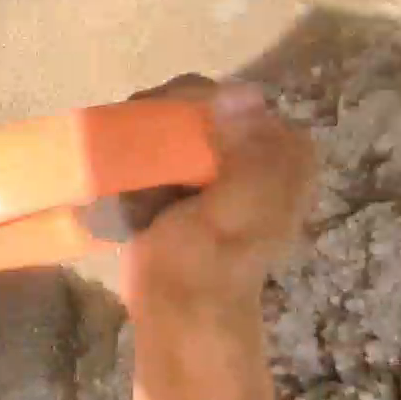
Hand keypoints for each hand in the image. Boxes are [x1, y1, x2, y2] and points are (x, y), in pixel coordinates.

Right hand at [121, 81, 314, 324]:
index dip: (180, 99)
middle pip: (195, 109)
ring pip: (170, 127)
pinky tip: (120, 174)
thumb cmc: (201, 264)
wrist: (177, 307)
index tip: (138, 118)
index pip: (228, 98)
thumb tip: (234, 92)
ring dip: (137, 138)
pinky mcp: (188, 185)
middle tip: (123, 147)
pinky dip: (133, 156)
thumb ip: (242, 158)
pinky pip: (156, 150)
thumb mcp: (228, 212)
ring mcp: (218, 170)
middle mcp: (257, 154)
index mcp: (282, 155)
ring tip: (118, 163)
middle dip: (152, 121)